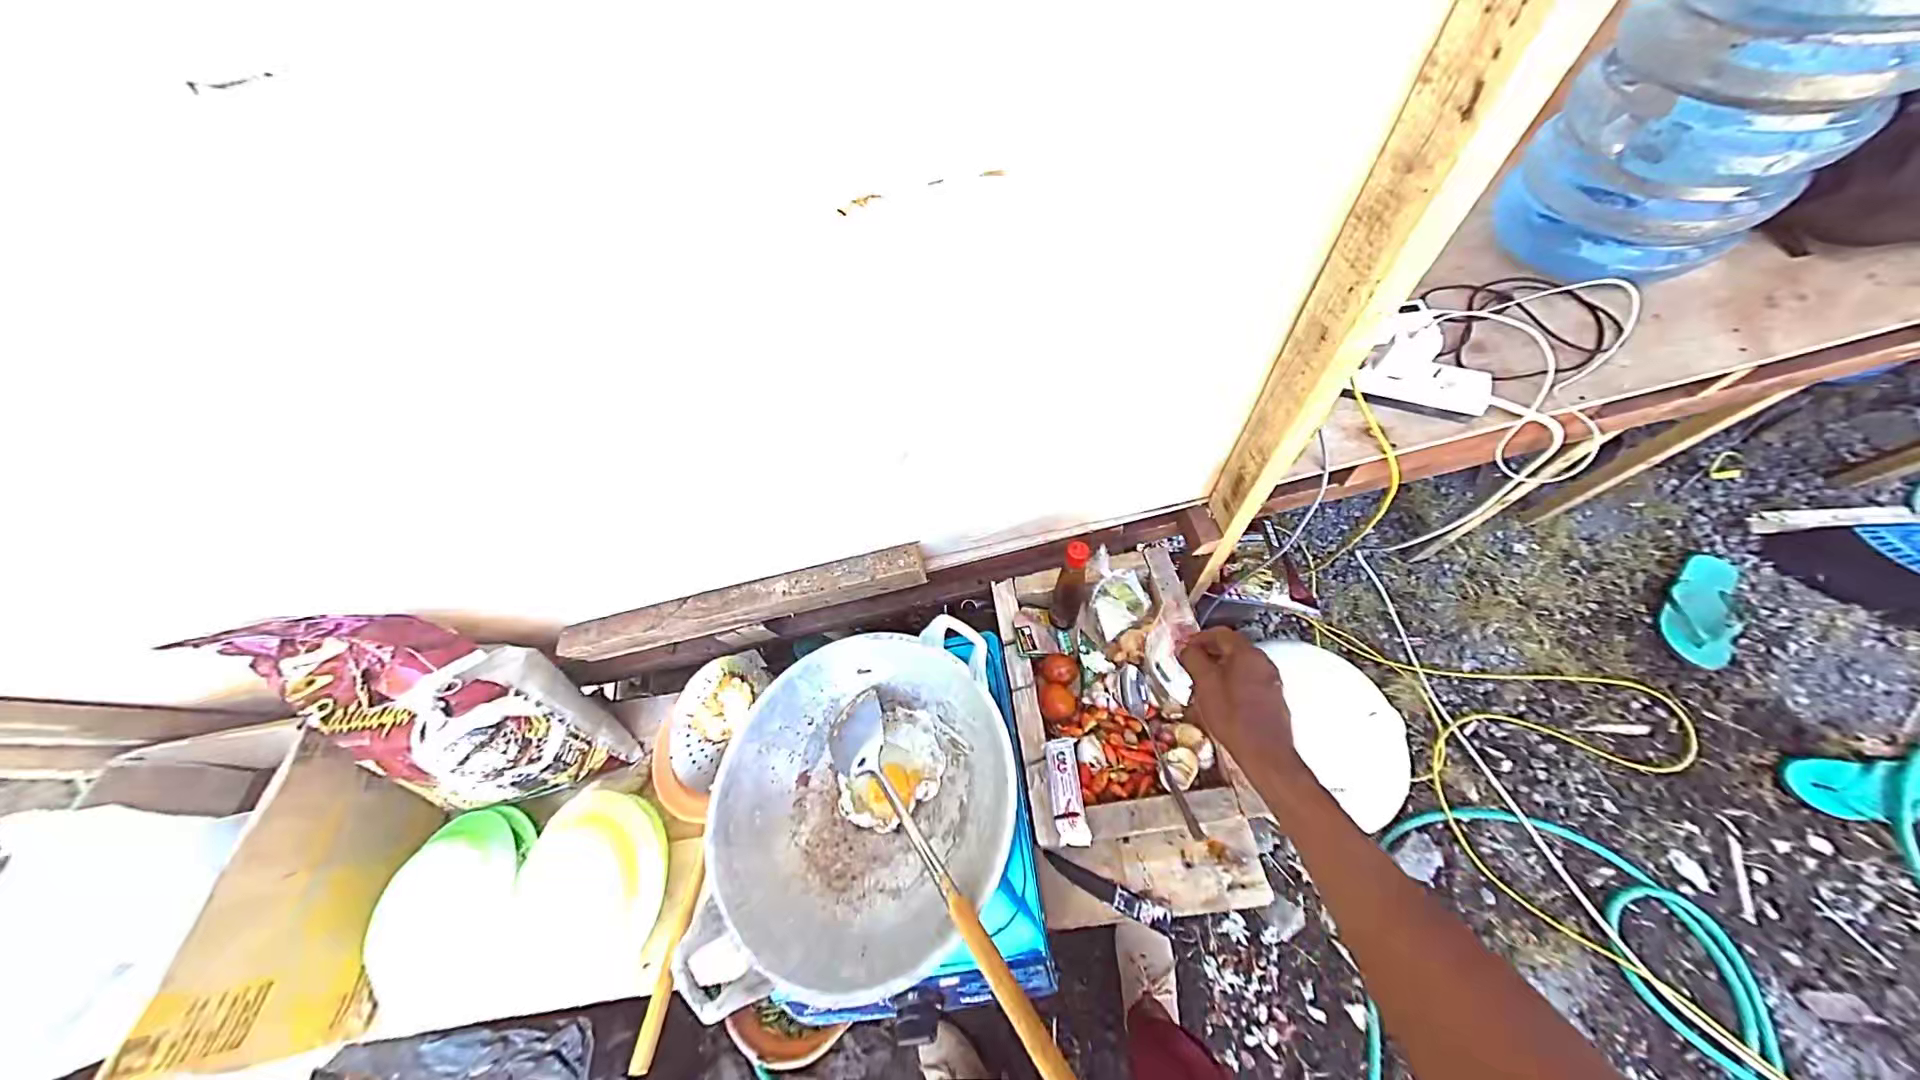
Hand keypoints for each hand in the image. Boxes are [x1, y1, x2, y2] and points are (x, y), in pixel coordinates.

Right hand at [1178, 628, 1304, 777]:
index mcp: (1247, 654)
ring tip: (1202, 681)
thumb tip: (1186, 648)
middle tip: (1190, 662)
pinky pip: (1249, 680)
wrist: (1264, 752)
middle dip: (1209, 652)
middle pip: (1232, 647)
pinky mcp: (1273, 698)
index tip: (1184, 646)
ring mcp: (1271, 680)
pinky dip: (1233, 681)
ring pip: (1241, 665)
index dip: (1199, 637)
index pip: (1221, 633)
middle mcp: (1263, 662)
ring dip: (1220, 667)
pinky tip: (1221, 697)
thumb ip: (1194, 659)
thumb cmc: (1232, 716)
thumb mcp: (1204, 684)